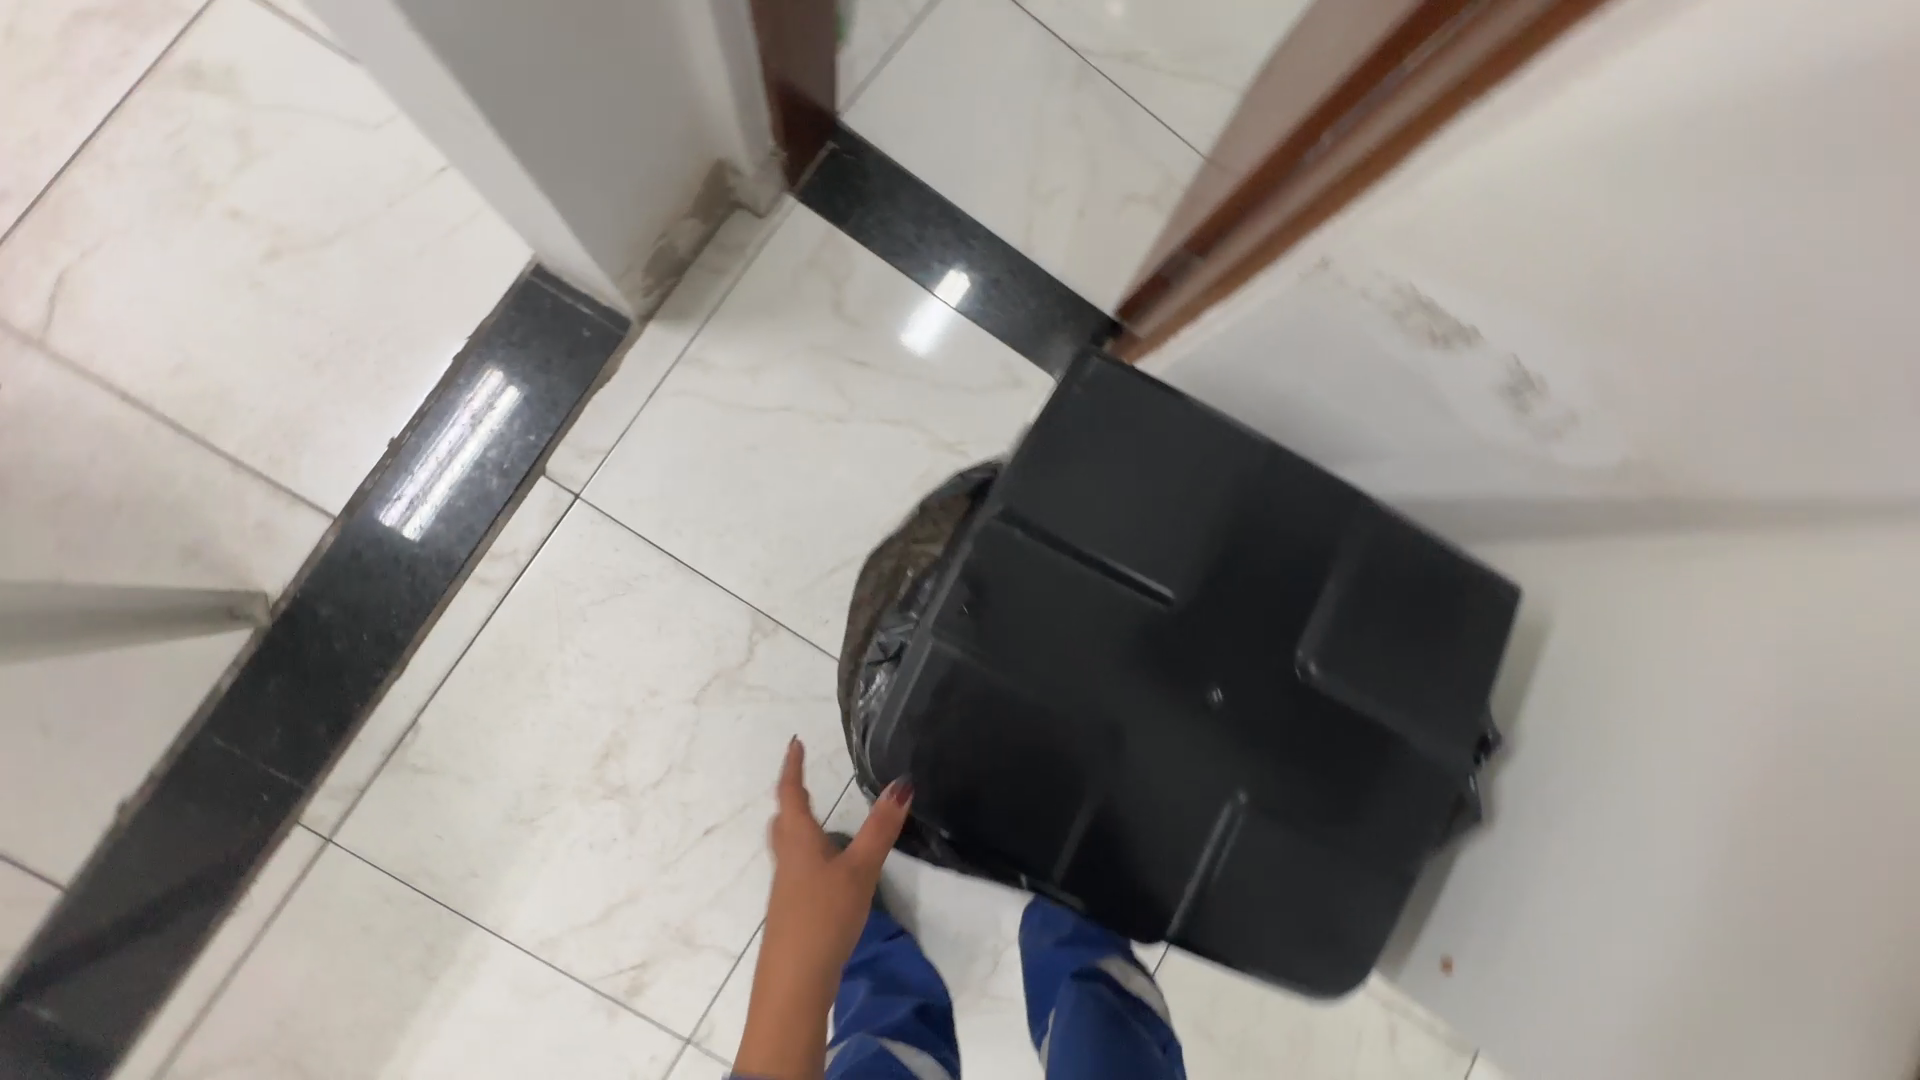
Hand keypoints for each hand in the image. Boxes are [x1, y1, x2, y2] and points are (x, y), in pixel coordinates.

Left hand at [735, 737, 911, 1079]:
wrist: (793, 984)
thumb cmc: (823, 917)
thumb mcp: (860, 870)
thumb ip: (881, 829)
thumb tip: (902, 784)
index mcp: (799, 841)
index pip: (791, 793)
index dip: (792, 767)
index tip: (794, 742)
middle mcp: (787, 859)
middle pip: (782, 820)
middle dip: (791, 797)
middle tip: (803, 780)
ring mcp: (786, 888)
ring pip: (788, 846)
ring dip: (798, 827)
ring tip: (817, 820)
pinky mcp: (792, 913)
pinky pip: (796, 869)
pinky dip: (808, 855)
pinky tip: (827, 872)